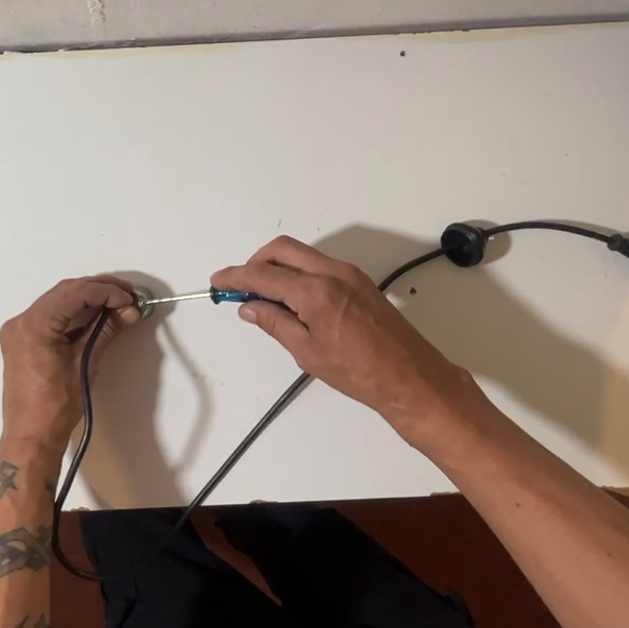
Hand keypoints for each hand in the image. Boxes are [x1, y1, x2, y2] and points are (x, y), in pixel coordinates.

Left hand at [0, 275, 142, 453]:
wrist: (31, 436)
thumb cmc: (56, 405)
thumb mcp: (85, 363)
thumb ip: (106, 331)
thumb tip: (129, 311)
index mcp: (33, 325)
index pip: (73, 294)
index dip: (104, 291)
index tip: (129, 298)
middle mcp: (21, 321)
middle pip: (64, 292)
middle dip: (97, 289)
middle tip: (127, 293)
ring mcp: (19, 329)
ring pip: (57, 300)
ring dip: (86, 297)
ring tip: (116, 300)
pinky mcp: (22, 339)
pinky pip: (50, 314)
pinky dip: (73, 311)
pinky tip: (95, 312)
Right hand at [211, 236, 484, 436]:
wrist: (410, 378)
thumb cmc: (357, 373)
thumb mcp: (307, 352)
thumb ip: (275, 323)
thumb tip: (249, 307)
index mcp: (315, 292)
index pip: (264, 275)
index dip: (236, 277)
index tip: (218, 281)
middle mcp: (332, 272)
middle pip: (282, 249)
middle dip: (255, 262)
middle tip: (242, 287)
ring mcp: (349, 273)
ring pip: (301, 254)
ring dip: (277, 266)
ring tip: (265, 297)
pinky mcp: (359, 280)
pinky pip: (319, 265)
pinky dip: (298, 273)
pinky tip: (292, 299)